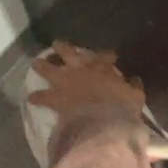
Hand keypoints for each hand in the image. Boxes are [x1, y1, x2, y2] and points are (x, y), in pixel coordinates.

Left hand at [29, 40, 144, 116]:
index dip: (107, 56)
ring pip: (46, 67)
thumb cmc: (122, 107)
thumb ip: (133, 86)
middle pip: (67, 51)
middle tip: (59, 46)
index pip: (104, 56)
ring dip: (41, 66)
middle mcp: (80, 69)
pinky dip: (36, 98)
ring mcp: (64, 81)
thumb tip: (135, 80)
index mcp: (102, 67)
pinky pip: (41, 97)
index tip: (110, 57)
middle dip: (63, 47)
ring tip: (36, 65)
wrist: (103, 121)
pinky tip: (32, 98)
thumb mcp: (135, 95)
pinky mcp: (54, 97)